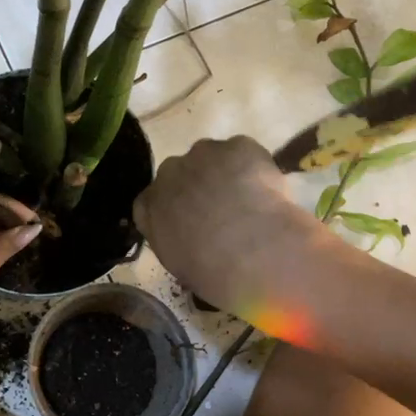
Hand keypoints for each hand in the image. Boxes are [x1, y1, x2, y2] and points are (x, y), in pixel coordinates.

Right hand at [134, 137, 331, 310]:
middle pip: (181, 173)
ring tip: (249, 201)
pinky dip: (254, 167)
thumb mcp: (179, 265)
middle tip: (224, 211)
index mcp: (148, 206)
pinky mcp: (238, 145)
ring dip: (226, 172)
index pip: (151, 201)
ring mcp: (203, 153)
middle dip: (199, 186)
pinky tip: (267, 192)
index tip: (191, 223)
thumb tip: (190, 240)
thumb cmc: (210, 271)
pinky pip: (244, 153)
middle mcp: (168, 172)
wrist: (250, 252)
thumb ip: (176, 241)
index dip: (174, 209)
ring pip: (213, 158)